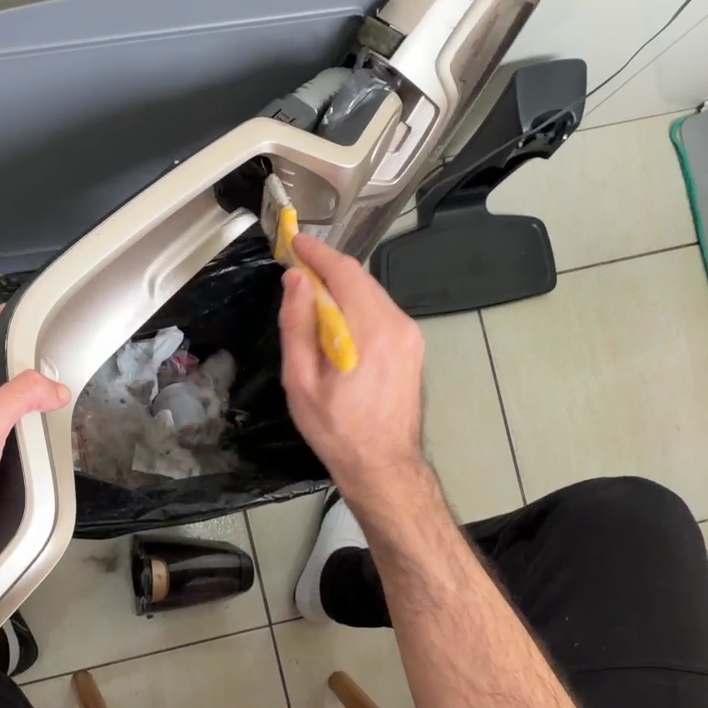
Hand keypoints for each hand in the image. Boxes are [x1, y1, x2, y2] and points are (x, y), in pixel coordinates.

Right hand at [278, 233, 428, 502]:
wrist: (383, 465)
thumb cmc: (337, 430)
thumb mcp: (301, 381)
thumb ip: (298, 325)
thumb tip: (294, 281)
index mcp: (371, 331)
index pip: (344, 272)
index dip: (317, 253)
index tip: (294, 242)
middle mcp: (398, 325)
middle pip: (360, 280)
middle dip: (327, 271)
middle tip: (295, 274)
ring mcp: (410, 336)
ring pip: (371, 296)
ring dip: (341, 292)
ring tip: (311, 305)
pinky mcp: (412, 348)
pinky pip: (381, 314)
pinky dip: (356, 309)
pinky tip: (336, 328)